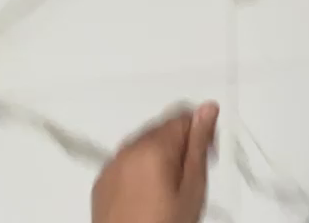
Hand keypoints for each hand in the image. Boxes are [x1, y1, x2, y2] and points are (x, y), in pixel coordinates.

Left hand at [92, 101, 219, 222]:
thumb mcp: (192, 189)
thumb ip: (199, 144)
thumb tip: (208, 110)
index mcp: (153, 147)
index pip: (184, 116)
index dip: (202, 133)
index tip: (208, 152)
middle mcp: (128, 150)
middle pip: (162, 130)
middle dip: (180, 146)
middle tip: (191, 177)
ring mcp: (111, 167)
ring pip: (144, 146)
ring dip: (158, 159)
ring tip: (169, 193)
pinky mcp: (101, 183)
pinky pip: (126, 164)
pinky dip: (138, 172)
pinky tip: (148, 198)